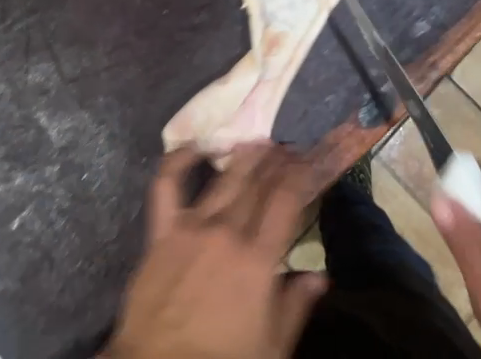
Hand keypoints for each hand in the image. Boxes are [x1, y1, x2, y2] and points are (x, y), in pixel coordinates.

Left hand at [107, 143, 328, 358]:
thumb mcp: (271, 347)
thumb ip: (295, 307)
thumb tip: (319, 277)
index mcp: (258, 259)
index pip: (286, 200)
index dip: (301, 172)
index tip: (308, 157)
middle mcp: (227, 232)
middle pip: (257, 184)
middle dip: (276, 161)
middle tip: (288, 145)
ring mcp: (191, 227)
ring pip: (222, 179)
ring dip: (243, 157)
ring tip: (258, 142)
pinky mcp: (161, 231)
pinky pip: (167, 185)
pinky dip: (179, 160)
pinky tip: (194, 146)